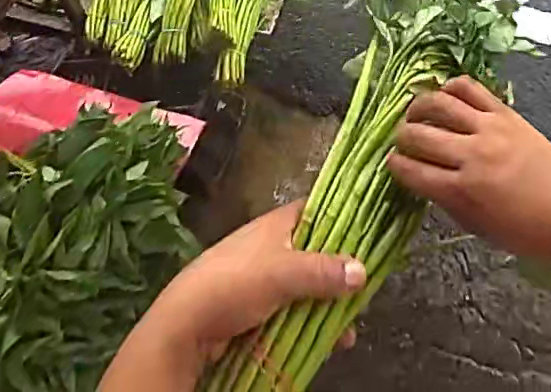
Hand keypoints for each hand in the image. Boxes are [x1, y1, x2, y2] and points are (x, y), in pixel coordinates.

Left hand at [101, 203, 364, 391]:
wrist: (182, 326)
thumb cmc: (234, 283)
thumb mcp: (283, 273)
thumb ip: (323, 271)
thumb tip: (363, 270)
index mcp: (279, 222)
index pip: (319, 209)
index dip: (343, 218)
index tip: (367, 233)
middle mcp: (273, 244)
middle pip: (317, 251)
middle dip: (340, 273)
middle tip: (363, 291)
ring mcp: (263, 276)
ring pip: (306, 285)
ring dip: (327, 305)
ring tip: (348, 328)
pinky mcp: (255, 307)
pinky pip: (292, 310)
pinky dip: (309, 322)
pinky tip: (327, 342)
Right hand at [388, 76, 550, 266]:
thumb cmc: (525, 230)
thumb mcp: (478, 226)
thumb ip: (447, 200)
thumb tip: (422, 177)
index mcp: (464, 190)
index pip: (414, 171)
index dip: (396, 165)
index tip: (391, 162)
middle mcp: (473, 154)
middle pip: (421, 134)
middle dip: (402, 136)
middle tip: (400, 138)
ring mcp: (490, 128)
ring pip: (440, 103)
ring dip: (419, 106)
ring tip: (415, 112)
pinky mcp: (506, 112)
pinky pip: (471, 88)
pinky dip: (452, 86)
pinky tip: (445, 95)